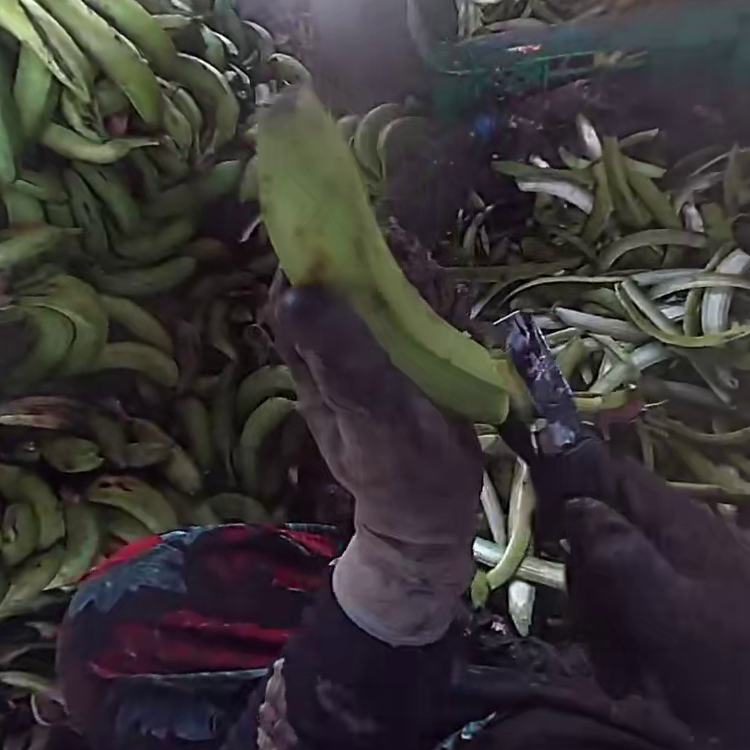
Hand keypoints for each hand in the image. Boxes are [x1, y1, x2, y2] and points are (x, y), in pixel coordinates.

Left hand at [269, 285, 482, 645]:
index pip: (295, 295)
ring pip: (382, 296)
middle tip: (407, 251)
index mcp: (316, 363)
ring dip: (408, 276)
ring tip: (435, 278)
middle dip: (373, 260)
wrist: (430, 514)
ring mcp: (375, 357)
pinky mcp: (409, 363)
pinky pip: (416, 318)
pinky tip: (454, 304)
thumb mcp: (371, 417)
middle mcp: (339, 353)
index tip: (347, 235)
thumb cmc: (401, 471)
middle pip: (343, 287)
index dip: (311, 258)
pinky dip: (434, 302)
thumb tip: (299, 293)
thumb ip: (342, 361)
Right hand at [553, 444, 749, 749]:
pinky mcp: (702, 611)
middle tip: (591, 634)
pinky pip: (645, 609)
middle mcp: (684, 537)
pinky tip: (638, 681)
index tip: (543, 532)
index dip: (567, 486)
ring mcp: (695, 575)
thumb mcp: (672, 616)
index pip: (608, 471)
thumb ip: (617, 553)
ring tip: (620, 676)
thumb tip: (570, 500)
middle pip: (605, 530)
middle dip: (587, 580)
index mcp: (679, 522)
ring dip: (606, 621)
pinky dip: (631, 641)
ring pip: (619, 575)